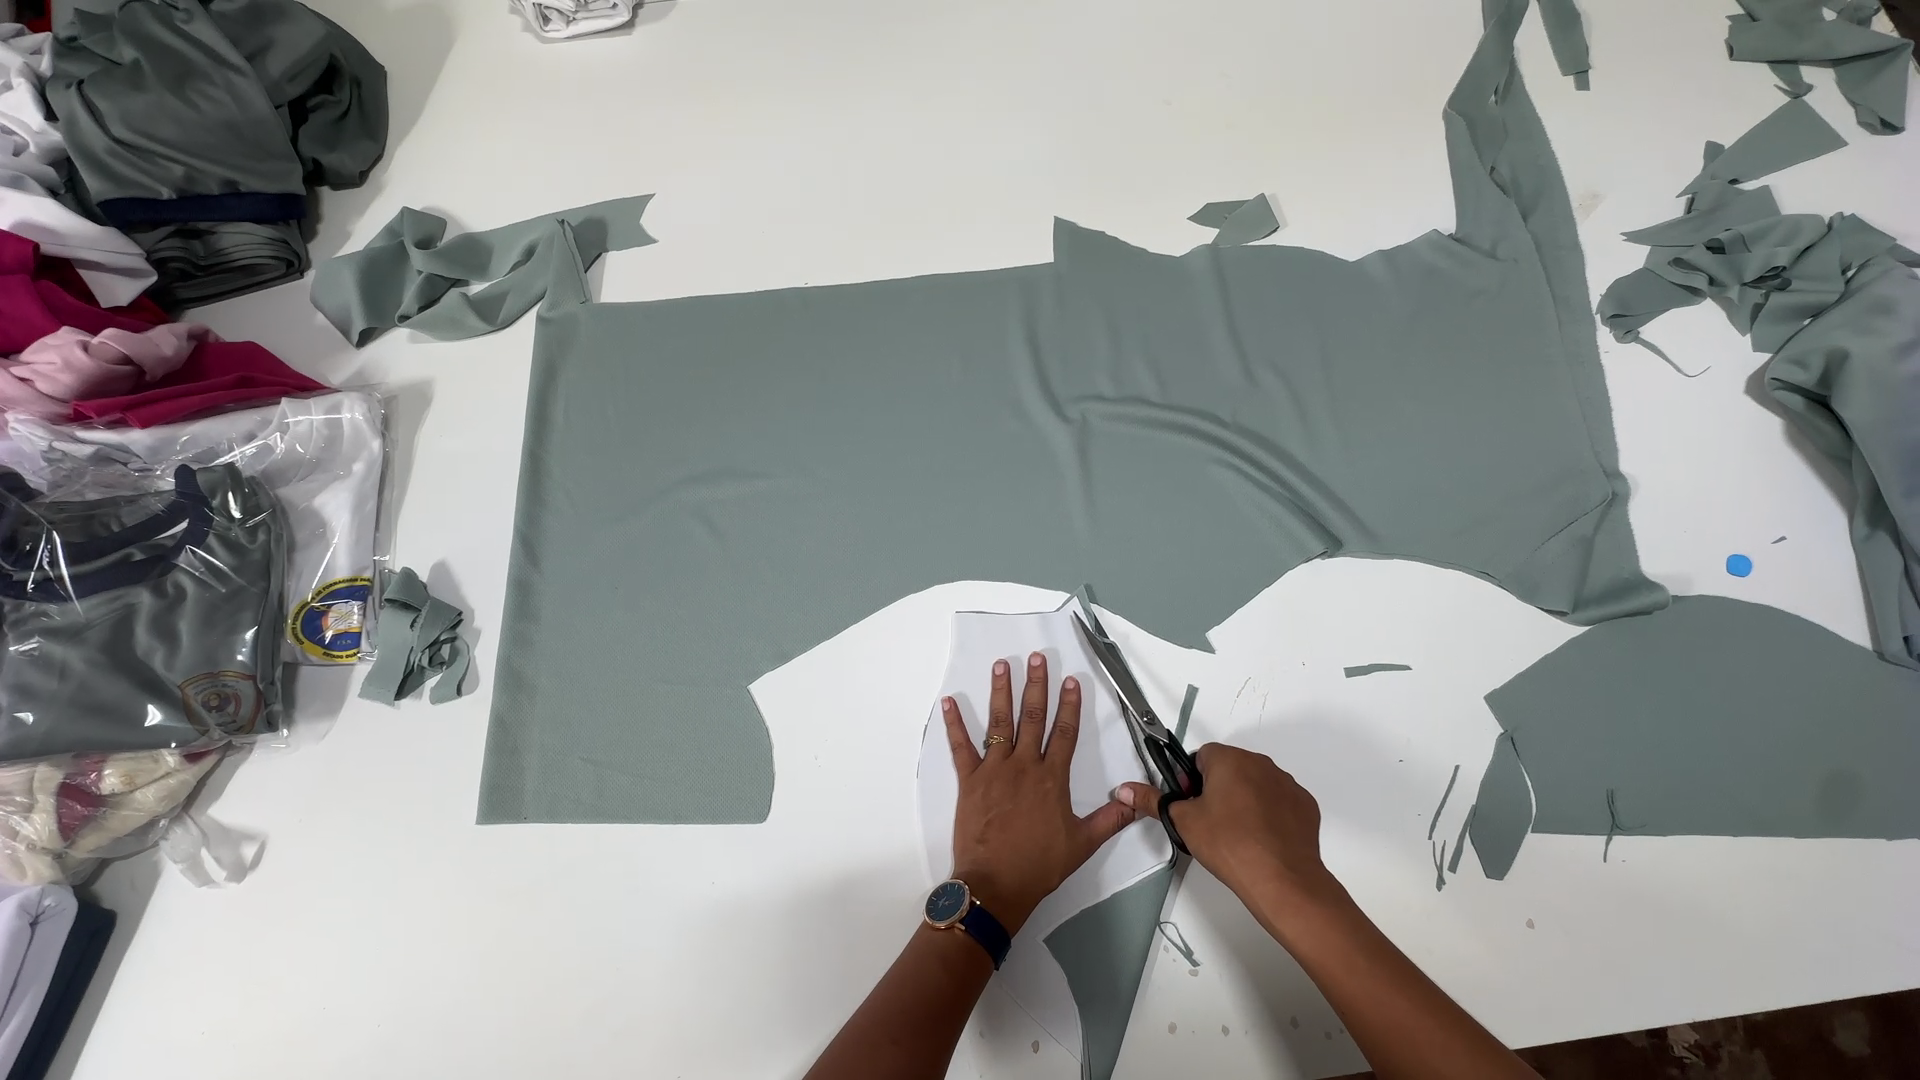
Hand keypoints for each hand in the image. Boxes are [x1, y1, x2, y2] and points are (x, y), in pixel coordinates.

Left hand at [941, 653, 1136, 932]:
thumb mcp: (1082, 844)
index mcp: (1051, 778)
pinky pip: (960, 747)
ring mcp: (994, 770)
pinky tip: (949, 702)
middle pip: (1032, 717)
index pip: (1065, 733)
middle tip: (1036, 657)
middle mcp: (1023, 765)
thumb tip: (1138, 803)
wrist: (996, 884)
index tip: (1071, 680)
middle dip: (1036, 685)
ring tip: (1001, 664)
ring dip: (1000, 692)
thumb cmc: (1040, 864)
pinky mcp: (969, 780)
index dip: (1070, 705)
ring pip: (999, 723)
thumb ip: (1111, 819)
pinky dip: (954, 724)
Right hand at [1117, 744, 1342, 915]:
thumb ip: (1152, 800)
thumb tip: (1123, 789)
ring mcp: (1287, 783)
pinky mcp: (1305, 805)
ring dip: (1245, 799)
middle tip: (1211, 822)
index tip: (1192, 806)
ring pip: (1255, 784)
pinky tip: (1263, 840)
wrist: (1283, 880)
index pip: (1201, 756)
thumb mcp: (1182, 822)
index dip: (1191, 781)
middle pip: (1229, 768)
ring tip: (1238, 835)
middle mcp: (1260, 762)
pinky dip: (1270, 814)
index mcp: (1229, 758)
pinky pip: (1279, 802)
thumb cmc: (1227, 844)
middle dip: (1218, 788)